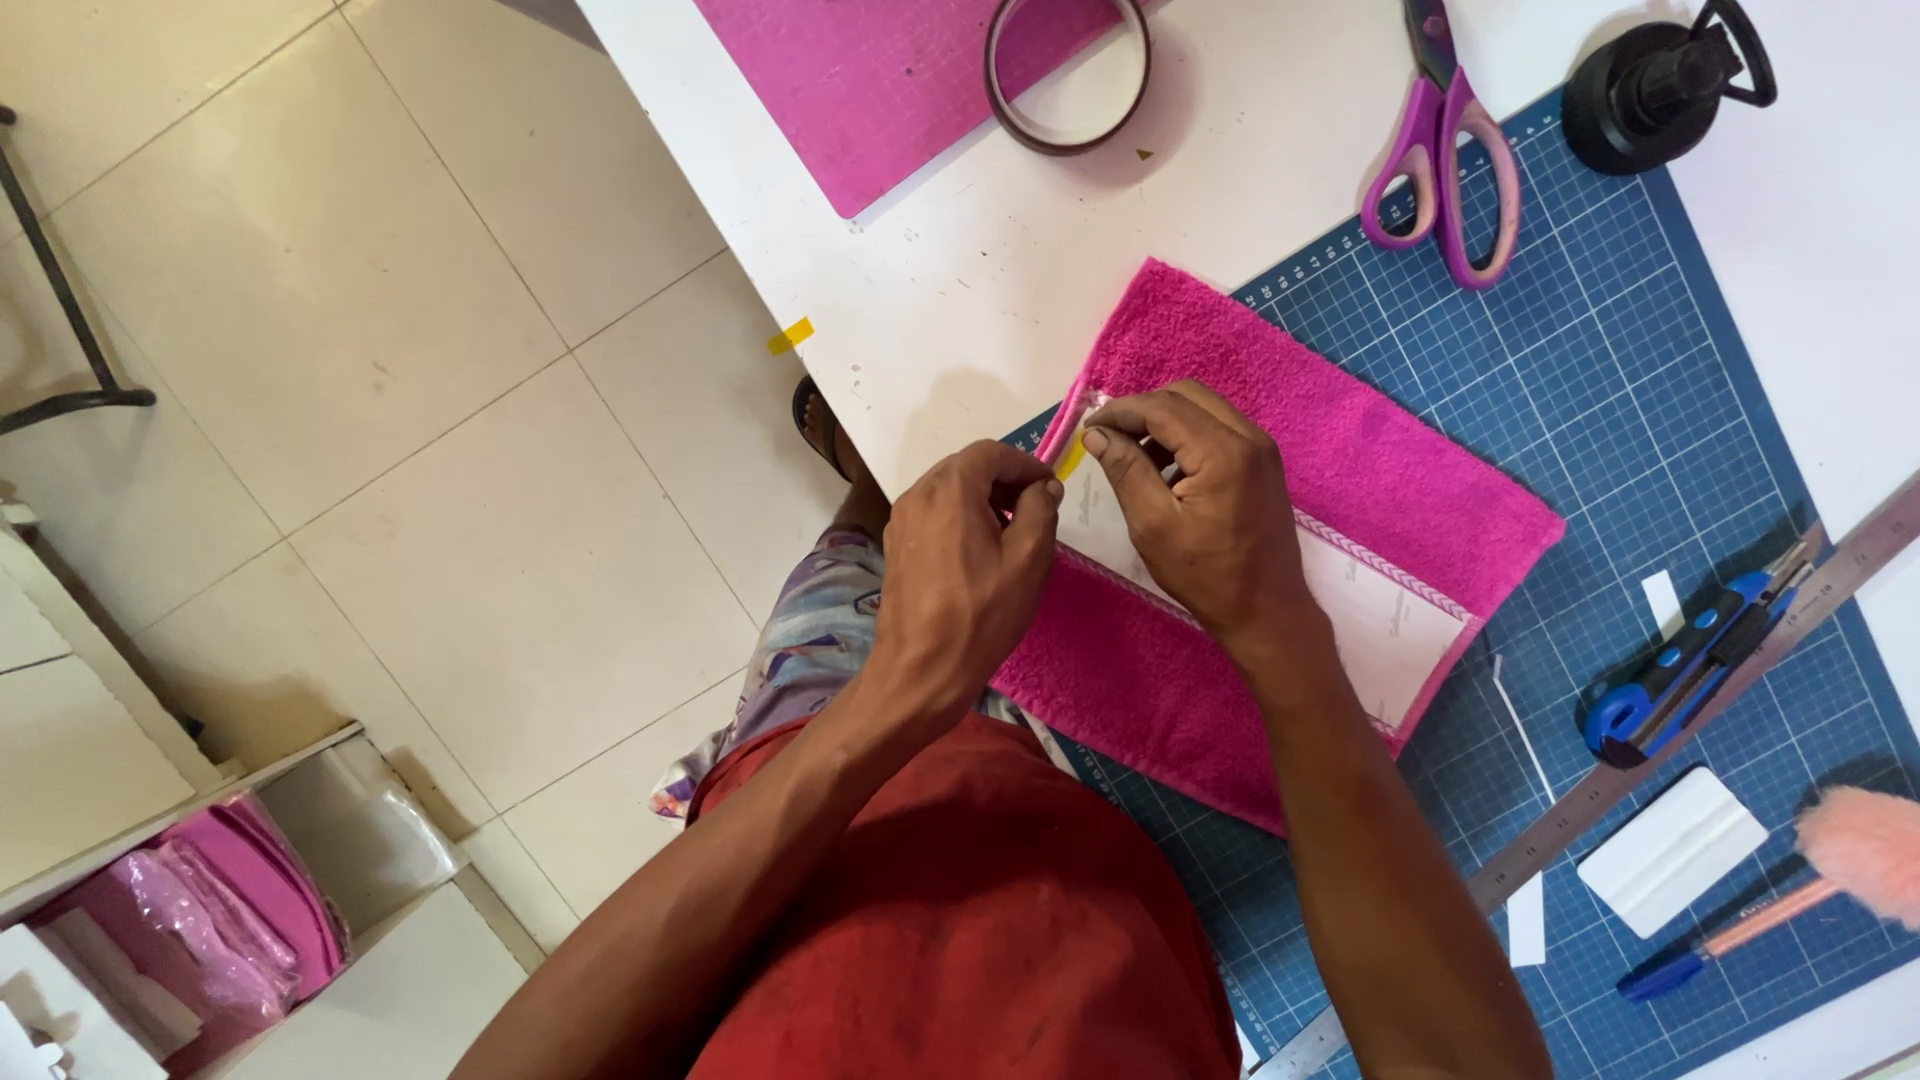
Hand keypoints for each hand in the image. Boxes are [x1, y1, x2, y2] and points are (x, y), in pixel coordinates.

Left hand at [868, 440, 1062, 720]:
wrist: (921, 669)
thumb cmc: (981, 614)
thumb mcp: (1029, 559)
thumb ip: (1040, 509)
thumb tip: (1042, 487)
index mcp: (948, 489)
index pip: (991, 452)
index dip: (1026, 464)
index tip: (1051, 489)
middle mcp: (916, 495)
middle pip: (966, 467)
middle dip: (1004, 480)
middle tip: (1036, 509)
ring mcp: (901, 521)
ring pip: (948, 490)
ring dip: (983, 499)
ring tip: (1012, 533)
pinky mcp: (896, 546)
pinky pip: (933, 514)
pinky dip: (960, 517)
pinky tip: (980, 552)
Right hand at [1082, 380, 1313, 653]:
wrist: (1266, 611)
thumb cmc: (1205, 576)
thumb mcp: (1153, 525)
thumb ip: (1125, 470)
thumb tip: (1097, 433)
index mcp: (1223, 452)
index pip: (1161, 407)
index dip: (1120, 411)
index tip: (1088, 429)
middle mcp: (1249, 437)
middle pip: (1185, 395)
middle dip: (1142, 410)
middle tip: (1109, 439)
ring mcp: (1261, 447)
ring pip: (1202, 407)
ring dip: (1164, 421)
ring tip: (1133, 457)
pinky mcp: (1263, 462)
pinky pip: (1217, 427)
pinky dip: (1186, 435)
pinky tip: (1165, 470)